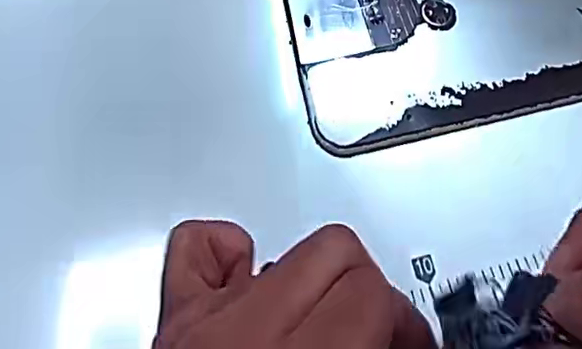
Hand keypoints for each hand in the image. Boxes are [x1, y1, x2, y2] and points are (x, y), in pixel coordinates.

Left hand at [155, 221, 435, 348]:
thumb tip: (402, 337)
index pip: (370, 295)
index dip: (404, 318)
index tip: (410, 339)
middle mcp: (246, 334)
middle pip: (333, 251)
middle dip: (368, 288)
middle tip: (378, 328)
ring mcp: (202, 321)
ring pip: (280, 242)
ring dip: (312, 275)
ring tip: (324, 315)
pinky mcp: (171, 318)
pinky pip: (198, 248)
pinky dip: (227, 256)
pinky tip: (246, 282)